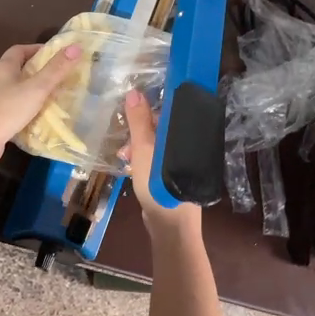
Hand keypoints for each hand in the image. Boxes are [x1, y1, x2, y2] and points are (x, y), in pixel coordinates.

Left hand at [0, 43, 81, 153]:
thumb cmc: (8, 110)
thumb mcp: (37, 88)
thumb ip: (56, 69)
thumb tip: (75, 46)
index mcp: (3, 67)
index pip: (19, 50)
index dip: (36, 49)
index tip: (53, 55)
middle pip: (14, 68)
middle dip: (33, 70)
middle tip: (53, 77)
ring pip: (9, 88)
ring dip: (25, 90)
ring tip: (44, 97)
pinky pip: (5, 106)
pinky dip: (18, 106)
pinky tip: (28, 117)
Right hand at [123, 90, 201, 236]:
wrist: (170, 223)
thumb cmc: (158, 183)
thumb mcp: (144, 149)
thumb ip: (139, 121)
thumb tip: (134, 92)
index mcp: (186, 133)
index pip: (173, 108)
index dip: (153, 103)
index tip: (134, 106)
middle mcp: (189, 143)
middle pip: (163, 125)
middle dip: (140, 129)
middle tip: (125, 140)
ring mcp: (184, 159)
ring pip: (158, 142)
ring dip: (138, 146)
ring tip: (124, 157)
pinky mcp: (176, 173)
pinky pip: (158, 156)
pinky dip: (144, 158)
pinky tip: (130, 167)